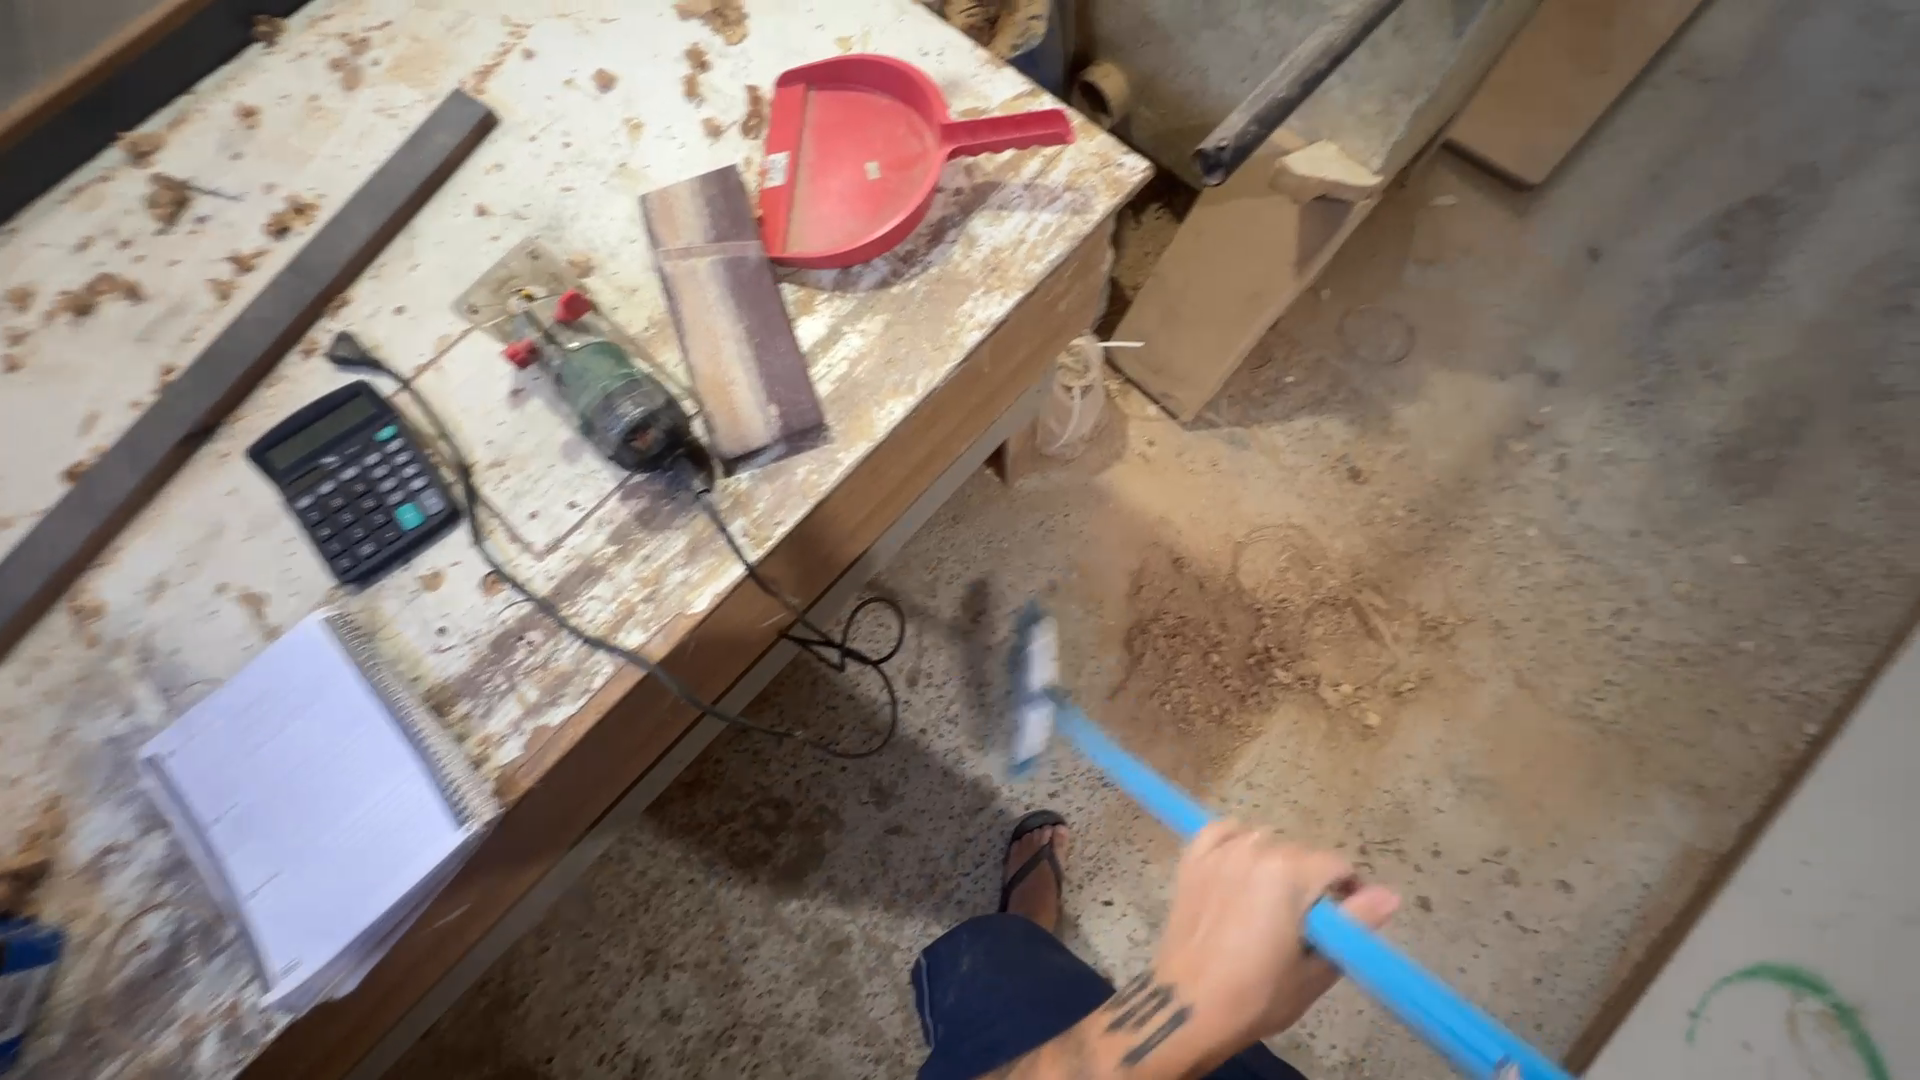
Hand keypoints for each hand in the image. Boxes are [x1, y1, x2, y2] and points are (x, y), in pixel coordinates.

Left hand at [1151, 821, 1398, 1054]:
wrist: (1193, 1002)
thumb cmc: (1259, 993)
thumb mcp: (1316, 967)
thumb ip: (1355, 924)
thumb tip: (1390, 894)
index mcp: (1289, 874)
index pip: (1336, 865)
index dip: (1349, 890)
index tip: (1345, 919)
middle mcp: (1254, 851)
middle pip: (1298, 853)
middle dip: (1311, 880)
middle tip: (1305, 921)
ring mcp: (1219, 852)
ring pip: (1261, 840)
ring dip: (1274, 861)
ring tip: (1271, 900)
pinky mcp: (1192, 860)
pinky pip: (1219, 832)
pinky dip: (1234, 840)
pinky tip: (1239, 864)